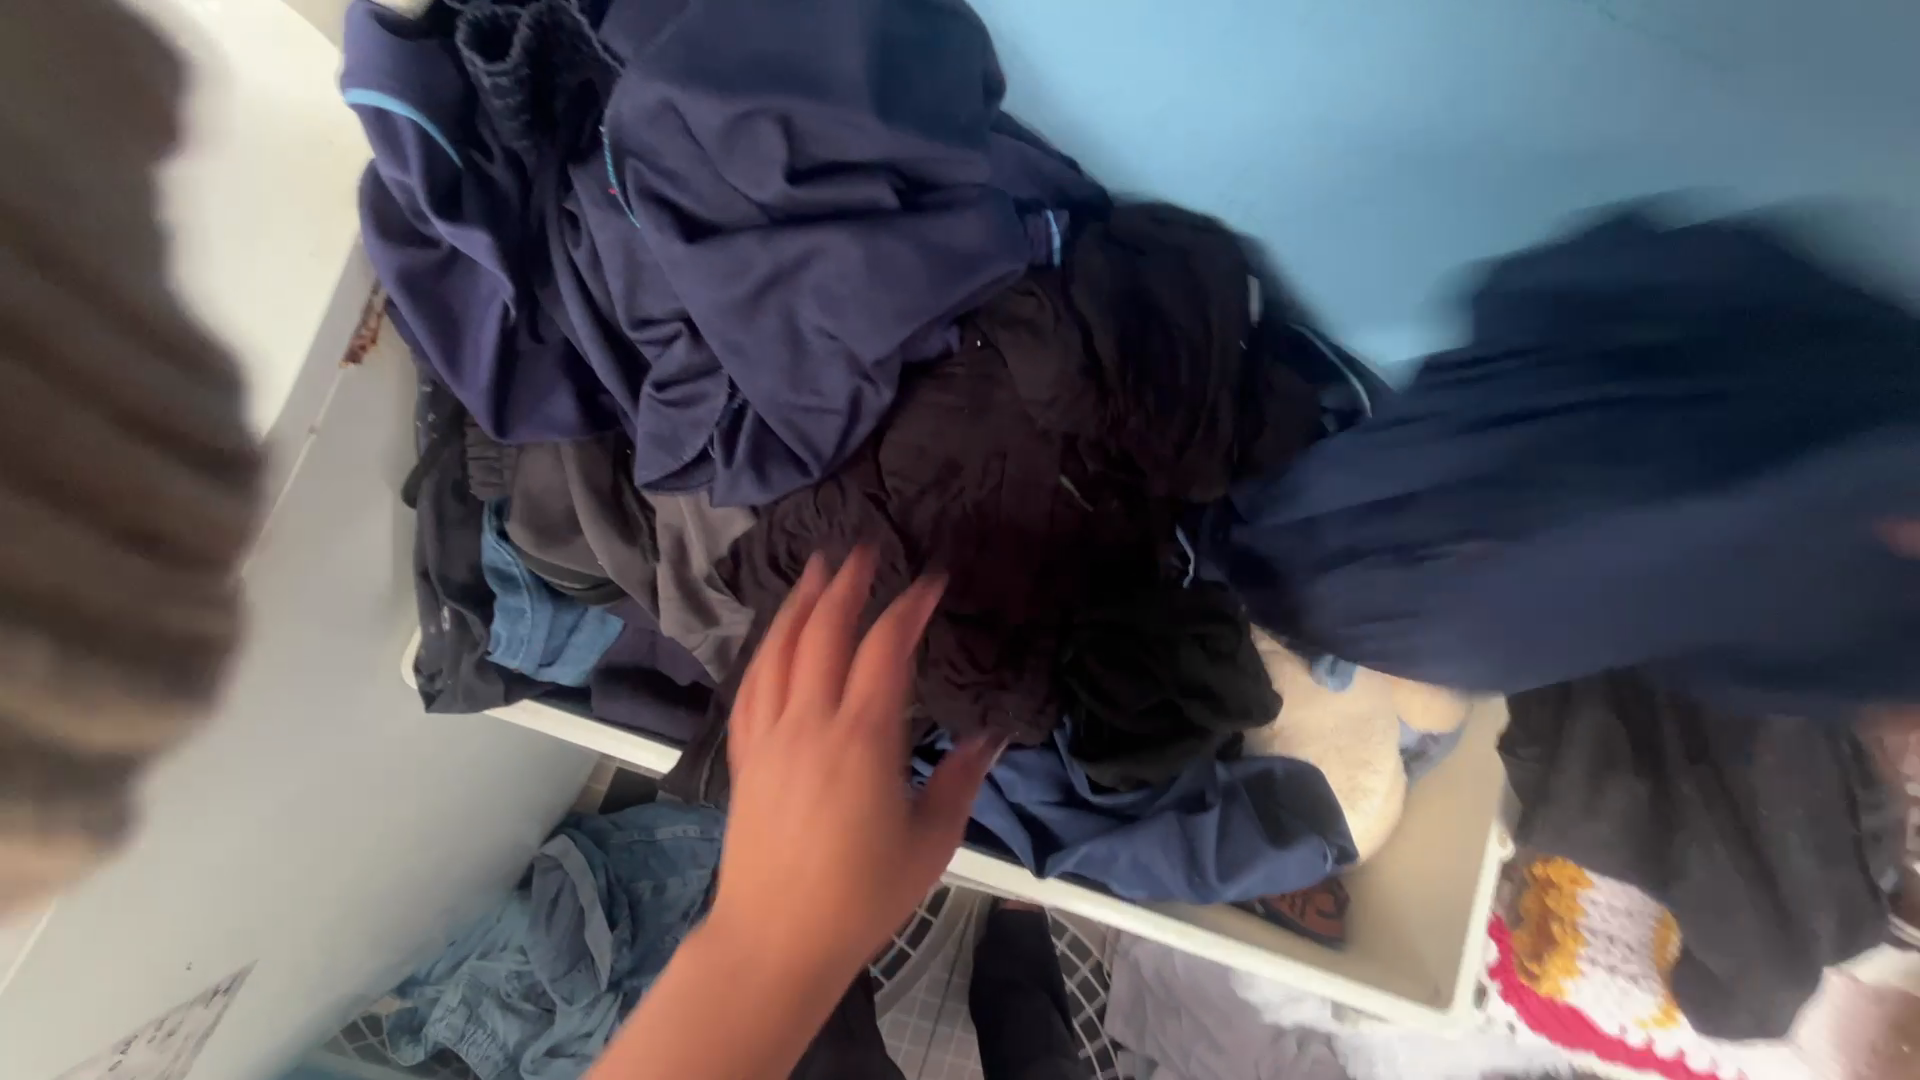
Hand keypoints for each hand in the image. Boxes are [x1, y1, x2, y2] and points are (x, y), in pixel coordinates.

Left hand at [705, 547, 1001, 979]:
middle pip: (823, 632)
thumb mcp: (931, 842)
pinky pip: (752, 686)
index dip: (909, 606)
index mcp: (861, 739)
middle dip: (847, 584)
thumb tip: (989, 738)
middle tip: (865, 550)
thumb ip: (961, 780)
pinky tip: (776, 635)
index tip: (931, 581)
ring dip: (800, 603)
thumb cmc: (861, 896)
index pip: (885, 648)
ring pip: (779, 650)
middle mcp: (809, 724)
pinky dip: (766, 648)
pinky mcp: (746, 755)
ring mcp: (770, 736)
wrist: (775, 941)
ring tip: (817, 569)